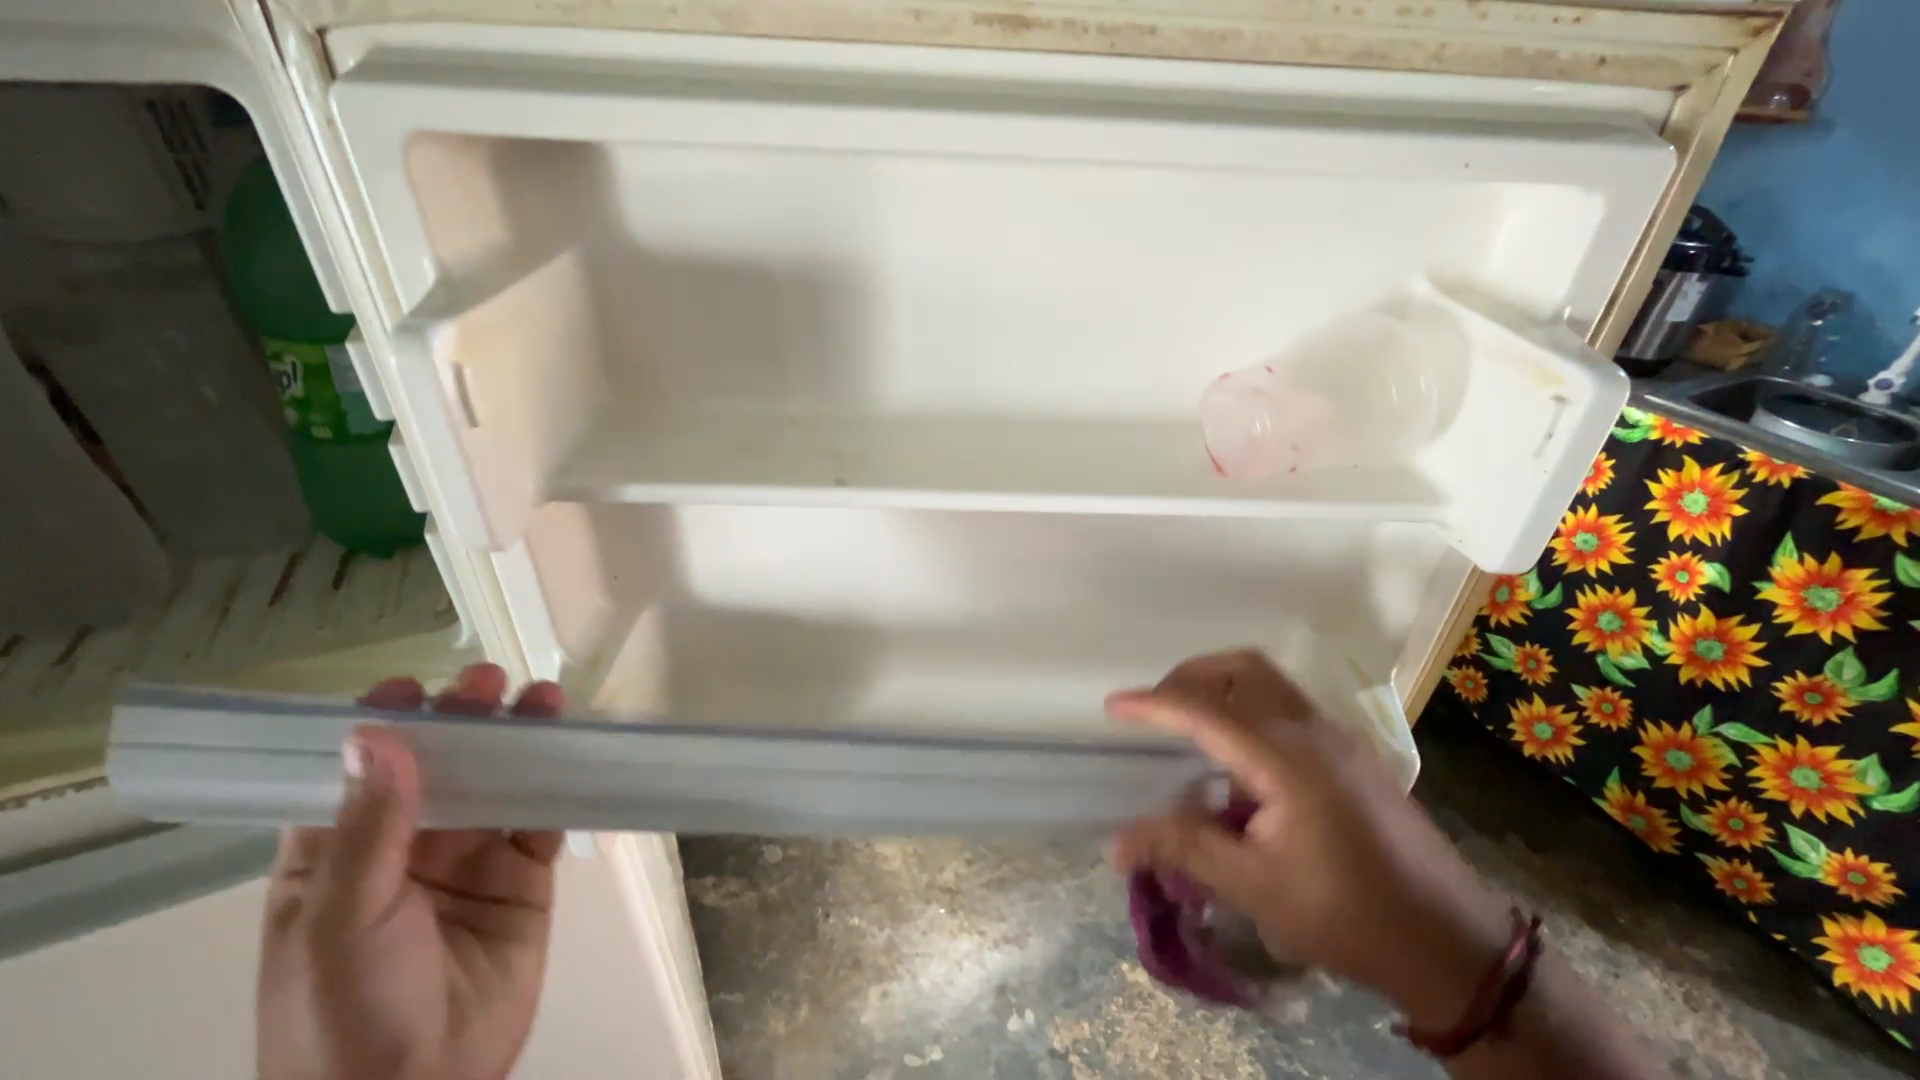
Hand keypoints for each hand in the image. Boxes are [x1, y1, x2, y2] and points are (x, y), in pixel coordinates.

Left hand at [257, 663, 564, 1079]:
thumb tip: (375, 733)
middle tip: (490, 684)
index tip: (414, 689)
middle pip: (438, 768)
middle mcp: (406, 848)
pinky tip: (572, 755)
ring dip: (518, 743)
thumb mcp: (343, 920)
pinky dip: (558, 788)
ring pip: (497, 786)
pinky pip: (543, 823)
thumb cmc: (348, 1010)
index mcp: (337, 856)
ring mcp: (470, 862)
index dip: (383, 727)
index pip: (356, 773)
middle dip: (462, 723)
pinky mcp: (525, 881)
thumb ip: (367, 827)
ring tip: (544, 701)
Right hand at [1106, 650, 1511, 1024]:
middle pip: (1242, 670)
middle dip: (1189, 678)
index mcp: (1285, 757)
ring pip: (1269, 681)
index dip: (1153, 705)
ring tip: (1187, 725)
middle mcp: (1313, 731)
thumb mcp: (1254, 886)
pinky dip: (1249, 706)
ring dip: (1222, 686)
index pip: (1205, 710)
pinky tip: (1237, 760)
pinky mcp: (1353, 755)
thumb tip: (1116, 842)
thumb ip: (1182, 848)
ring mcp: (1339, 739)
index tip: (1112, 707)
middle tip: (1152, 710)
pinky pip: (1288, 705)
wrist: (1450, 941)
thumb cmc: (1346, 914)